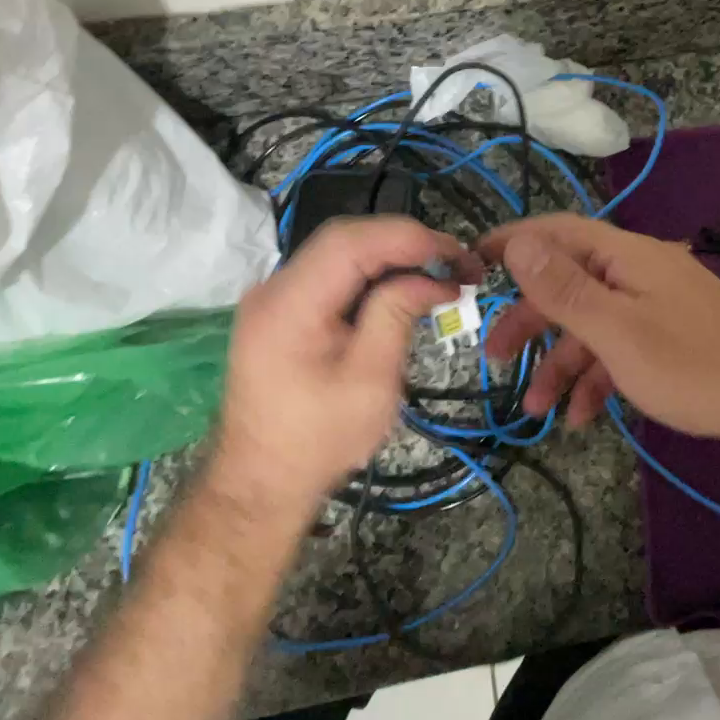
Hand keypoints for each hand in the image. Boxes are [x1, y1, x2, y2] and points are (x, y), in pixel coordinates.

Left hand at [214, 216, 479, 509]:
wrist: (262, 481)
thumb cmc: (320, 439)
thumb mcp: (370, 380)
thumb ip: (396, 315)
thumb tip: (432, 278)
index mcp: (289, 305)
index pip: (351, 242)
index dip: (408, 238)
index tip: (455, 254)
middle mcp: (274, 288)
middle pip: (346, 238)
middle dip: (407, 242)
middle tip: (457, 263)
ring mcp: (275, 297)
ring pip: (341, 251)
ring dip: (394, 255)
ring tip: (440, 273)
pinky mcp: (284, 310)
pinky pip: (333, 273)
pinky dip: (374, 272)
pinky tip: (405, 287)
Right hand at [478, 214, 719, 443]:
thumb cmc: (690, 365)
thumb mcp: (616, 330)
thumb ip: (565, 288)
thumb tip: (519, 242)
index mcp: (627, 256)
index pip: (558, 231)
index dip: (513, 242)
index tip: (471, 262)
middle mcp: (641, 270)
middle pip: (571, 282)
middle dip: (530, 321)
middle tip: (494, 357)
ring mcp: (659, 303)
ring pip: (594, 323)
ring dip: (562, 364)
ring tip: (537, 410)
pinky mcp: (672, 335)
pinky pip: (622, 346)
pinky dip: (598, 376)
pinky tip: (584, 418)